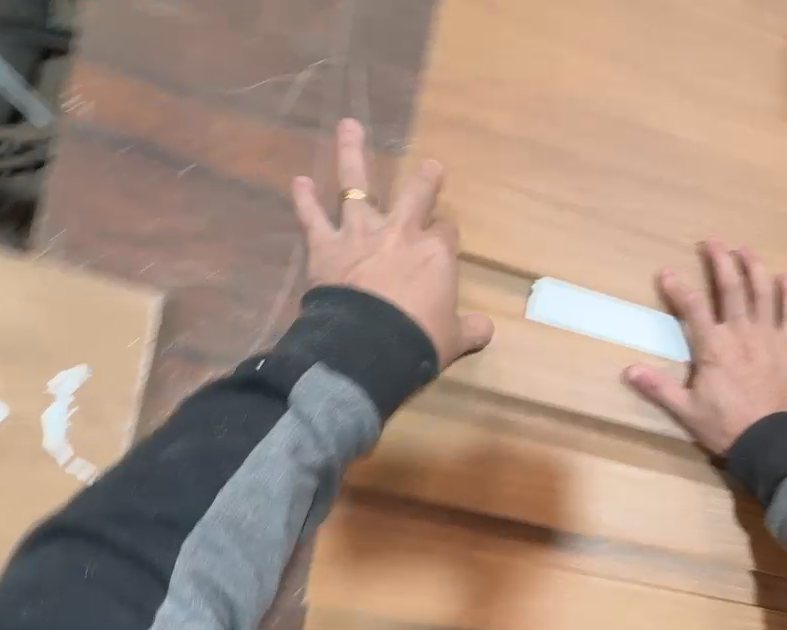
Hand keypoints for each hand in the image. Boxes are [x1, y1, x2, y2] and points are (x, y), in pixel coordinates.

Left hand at [291, 118, 493, 367]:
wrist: (371, 346)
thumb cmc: (421, 339)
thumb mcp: (455, 338)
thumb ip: (472, 329)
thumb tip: (486, 328)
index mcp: (436, 254)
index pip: (447, 232)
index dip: (448, 234)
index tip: (447, 237)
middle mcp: (401, 233)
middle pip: (415, 195)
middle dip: (425, 179)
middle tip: (431, 166)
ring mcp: (361, 234)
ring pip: (356, 185)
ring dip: (352, 154)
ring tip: (350, 127)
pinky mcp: (326, 246)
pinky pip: (313, 217)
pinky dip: (305, 200)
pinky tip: (299, 181)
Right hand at [625, 240, 786, 455]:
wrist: (771, 442)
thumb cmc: (726, 427)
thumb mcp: (687, 411)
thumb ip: (659, 388)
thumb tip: (628, 370)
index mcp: (713, 347)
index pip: (693, 308)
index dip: (678, 287)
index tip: (666, 272)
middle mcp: (741, 334)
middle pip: (731, 288)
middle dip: (721, 261)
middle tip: (713, 242)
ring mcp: (768, 338)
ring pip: (762, 293)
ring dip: (754, 267)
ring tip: (745, 249)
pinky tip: (785, 278)